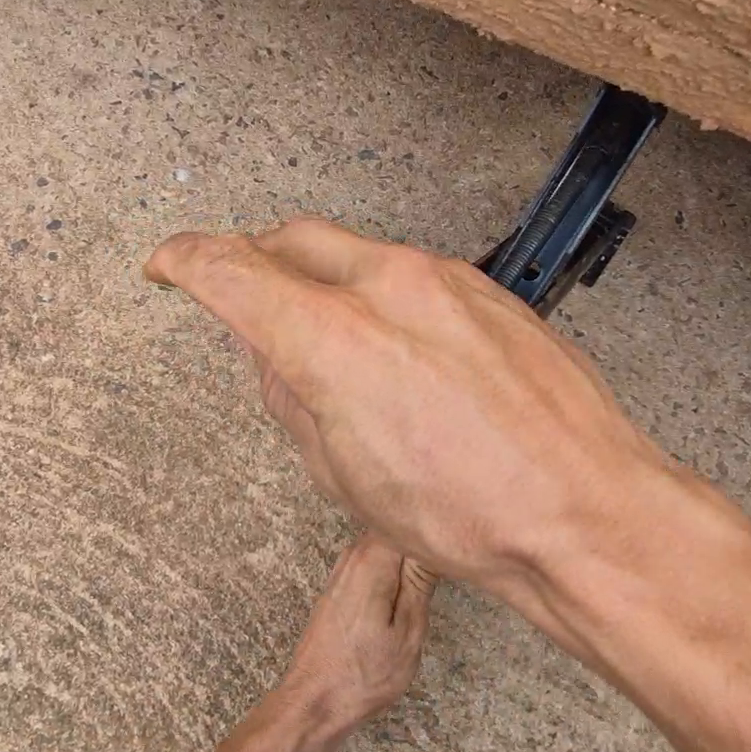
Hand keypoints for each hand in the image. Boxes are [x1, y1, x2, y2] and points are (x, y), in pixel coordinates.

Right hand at [146, 218, 705, 593]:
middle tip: (240, 296)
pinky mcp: (483, 288)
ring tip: (327, 343)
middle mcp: (387, 286)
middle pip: (289, 238)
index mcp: (334, 339)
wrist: (582, 509)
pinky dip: (373, 293)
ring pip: (350, 252)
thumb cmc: (468, 513)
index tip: (168, 265)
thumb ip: (291, 396)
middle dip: (251, 259)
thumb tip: (270, 351)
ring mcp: (443, 278)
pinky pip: (404, 272)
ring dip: (318, 280)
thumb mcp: (343, 475)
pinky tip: (391, 347)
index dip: (185, 262)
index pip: (231, 271)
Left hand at [276, 535, 435, 736]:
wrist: (314, 700)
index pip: (411, 520)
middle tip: (452, 565)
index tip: (456, 546)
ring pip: (388, 546)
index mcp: (373, 559)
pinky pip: (375, 562)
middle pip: (399, 529)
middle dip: (424, 542)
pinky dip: (394, 571)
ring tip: (434, 579)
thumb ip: (422, 580)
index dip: (436, 530)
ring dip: (410, 558)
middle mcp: (354, 554)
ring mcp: (344, 568)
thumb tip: (436, 542)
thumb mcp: (408, 631)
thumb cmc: (363, 675)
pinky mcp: (340, 585)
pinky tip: (407, 592)